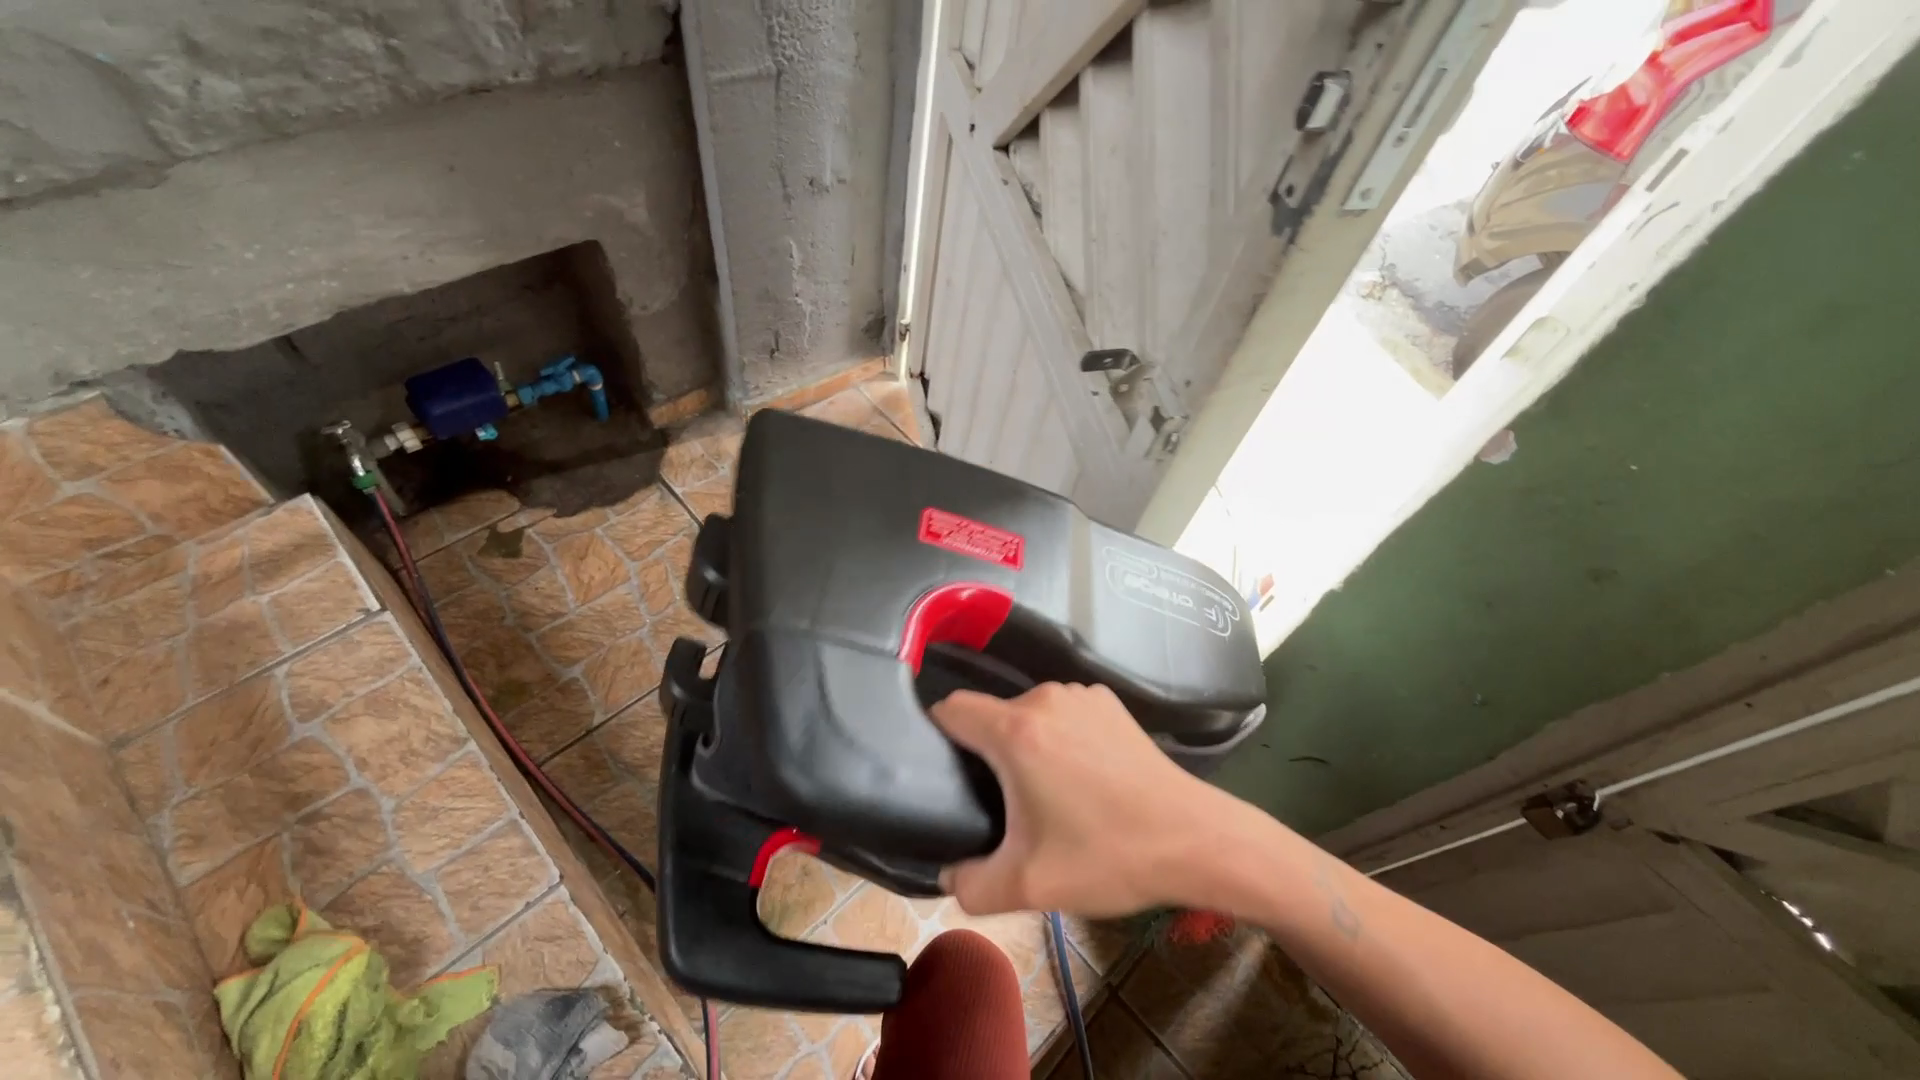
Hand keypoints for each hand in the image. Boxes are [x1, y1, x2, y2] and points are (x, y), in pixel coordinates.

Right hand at [930, 682, 1246, 916]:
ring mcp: (1083, 696)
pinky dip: (1059, 736)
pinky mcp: (1111, 703)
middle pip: (991, 714)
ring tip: (1045, 793)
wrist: (1196, 840)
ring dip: (1025, 744)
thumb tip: (947, 875)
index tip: (943, 772)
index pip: (951, 709)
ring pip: (1028, 713)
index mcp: (1016, 732)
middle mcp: (1045, 699)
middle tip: (1002, 804)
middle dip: (986, 753)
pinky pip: (1063, 713)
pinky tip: (1082, 776)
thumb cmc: (1108, 856)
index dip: (936, 735)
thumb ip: (968, 886)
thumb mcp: (1028, 886)